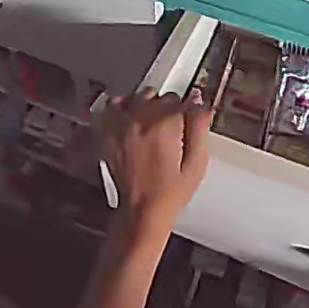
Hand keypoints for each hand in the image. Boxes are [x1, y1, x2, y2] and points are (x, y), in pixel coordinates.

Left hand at [98, 87, 212, 239]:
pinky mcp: (108, 132)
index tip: (188, 125)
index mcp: (165, 125)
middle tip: (172, 132)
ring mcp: (122, 125)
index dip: (189, 114)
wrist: (141, 211)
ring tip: (154, 126)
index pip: (183, 100)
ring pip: (141, 96)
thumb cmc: (171, 192)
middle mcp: (141, 120)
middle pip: (162, 96)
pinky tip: (132, 118)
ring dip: (149, 105)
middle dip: (171, 110)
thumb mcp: (198, 162)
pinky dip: (124, 106)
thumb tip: (199, 101)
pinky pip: (114, 104)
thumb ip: (200, 127)